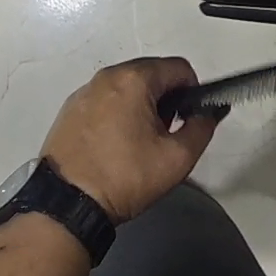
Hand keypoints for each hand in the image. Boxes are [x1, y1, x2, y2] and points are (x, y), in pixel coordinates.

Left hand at [39, 57, 220, 224]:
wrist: (65, 207)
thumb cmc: (123, 178)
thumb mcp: (176, 159)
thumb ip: (202, 128)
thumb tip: (209, 112)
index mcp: (135, 78)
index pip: (179, 68)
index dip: (192, 92)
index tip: (187, 120)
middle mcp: (108, 76)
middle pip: (152, 74)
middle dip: (165, 99)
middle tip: (163, 135)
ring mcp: (85, 91)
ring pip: (127, 87)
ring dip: (140, 106)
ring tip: (138, 144)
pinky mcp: (69, 109)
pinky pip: (104, 100)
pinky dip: (115, 114)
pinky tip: (113, 146)